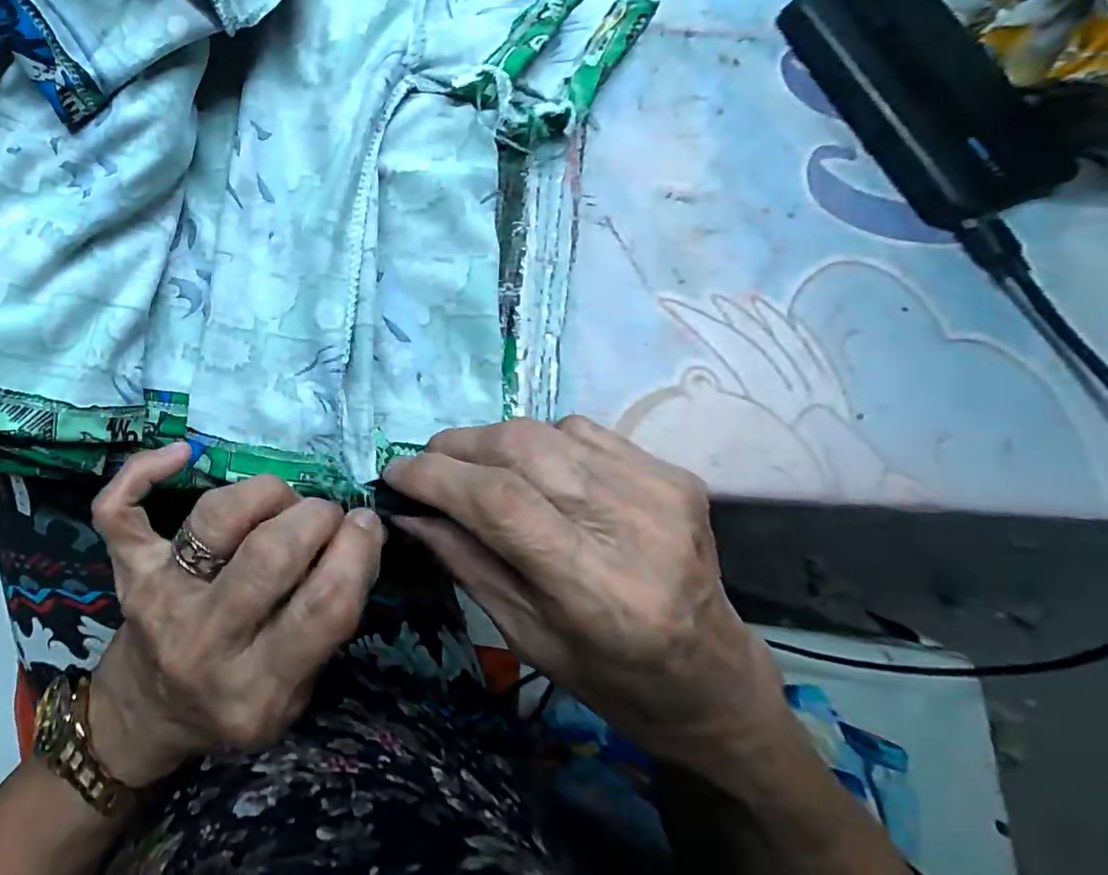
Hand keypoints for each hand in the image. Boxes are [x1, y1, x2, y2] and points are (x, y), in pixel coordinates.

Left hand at [80, 443, 386, 786]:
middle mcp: (202, 640)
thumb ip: (323, 628)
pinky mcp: (126, 571)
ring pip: (214, 517)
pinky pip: (120, 511)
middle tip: (327, 513)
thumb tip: (359, 538)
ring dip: (264, 492)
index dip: (356, 553)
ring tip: (283, 498)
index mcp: (256, 687)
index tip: (367, 524)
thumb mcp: (292, 697)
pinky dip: (143, 472)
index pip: (321, 609)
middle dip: (313, 517)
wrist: (148, 711)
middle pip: (268, 554)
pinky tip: (183, 452)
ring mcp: (157, 598)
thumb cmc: (230, 701)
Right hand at [384, 416, 786, 777]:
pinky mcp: (671, 473)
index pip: (499, 502)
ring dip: (487, 442)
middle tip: (426, 468)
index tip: (394, 473)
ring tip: (471, 470)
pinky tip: (531, 472)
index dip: (434, 476)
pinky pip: (577, 429)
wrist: (713, 679)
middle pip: (519, 448)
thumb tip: (405, 508)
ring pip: (542, 429)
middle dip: (454, 448)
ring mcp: (660, 491)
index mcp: (598, 590)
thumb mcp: (521, 632)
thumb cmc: (609, 675)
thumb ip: (461, 559)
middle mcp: (636, 528)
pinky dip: (535, 442)